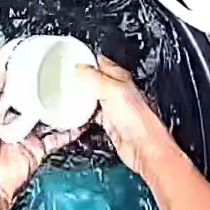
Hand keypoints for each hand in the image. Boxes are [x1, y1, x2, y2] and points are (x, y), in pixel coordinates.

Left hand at [0, 70, 83, 209]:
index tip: (35, 54)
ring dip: (62, 105)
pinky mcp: (41, 146)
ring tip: (75, 91)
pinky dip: (70, 129)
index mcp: (1, 107)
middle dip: (47, 86)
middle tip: (61, 71)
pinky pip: (58, 135)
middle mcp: (18, 116)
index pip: (15, 83)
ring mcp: (31, 131)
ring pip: (50, 114)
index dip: (24, 70)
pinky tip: (81, 119)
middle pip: (36, 96)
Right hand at [74, 57, 175, 178]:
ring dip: (79, 98)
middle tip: (65, 80)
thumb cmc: (138, 120)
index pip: (99, 62)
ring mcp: (113, 107)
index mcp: (119, 77)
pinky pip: (92, 115)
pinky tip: (75, 115)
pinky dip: (82, 115)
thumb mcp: (111, 90)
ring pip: (91, 97)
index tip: (70, 62)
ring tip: (66, 96)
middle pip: (93, 80)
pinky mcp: (109, 123)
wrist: (145, 148)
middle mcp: (116, 90)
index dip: (85, 60)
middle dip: (79, 80)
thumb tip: (79, 68)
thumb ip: (93, 77)